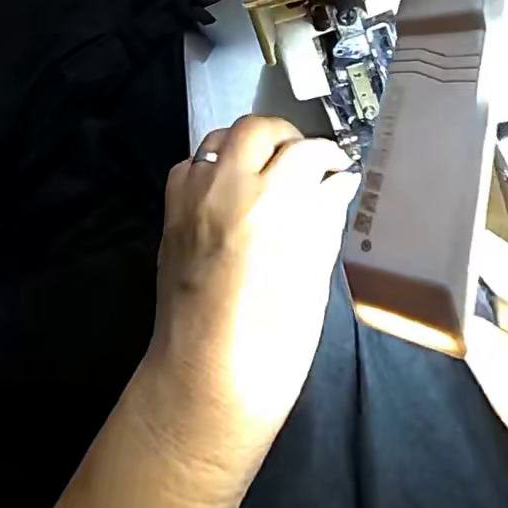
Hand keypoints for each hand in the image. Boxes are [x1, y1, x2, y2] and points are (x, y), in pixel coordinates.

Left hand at [150, 116, 360, 432]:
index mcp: (269, 204)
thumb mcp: (312, 279)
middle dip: (285, 136)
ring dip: (245, 145)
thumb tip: (336, 183)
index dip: (328, 154)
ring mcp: (189, 196)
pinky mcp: (169, 213)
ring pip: (217, 140)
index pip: (304, 152)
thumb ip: (322, 219)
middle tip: (303, 160)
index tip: (338, 165)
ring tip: (266, 171)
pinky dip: (212, 167)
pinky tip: (228, 192)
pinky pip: (189, 167)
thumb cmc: (274, 344)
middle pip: (254, 128)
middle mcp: (223, 187)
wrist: (204, 379)